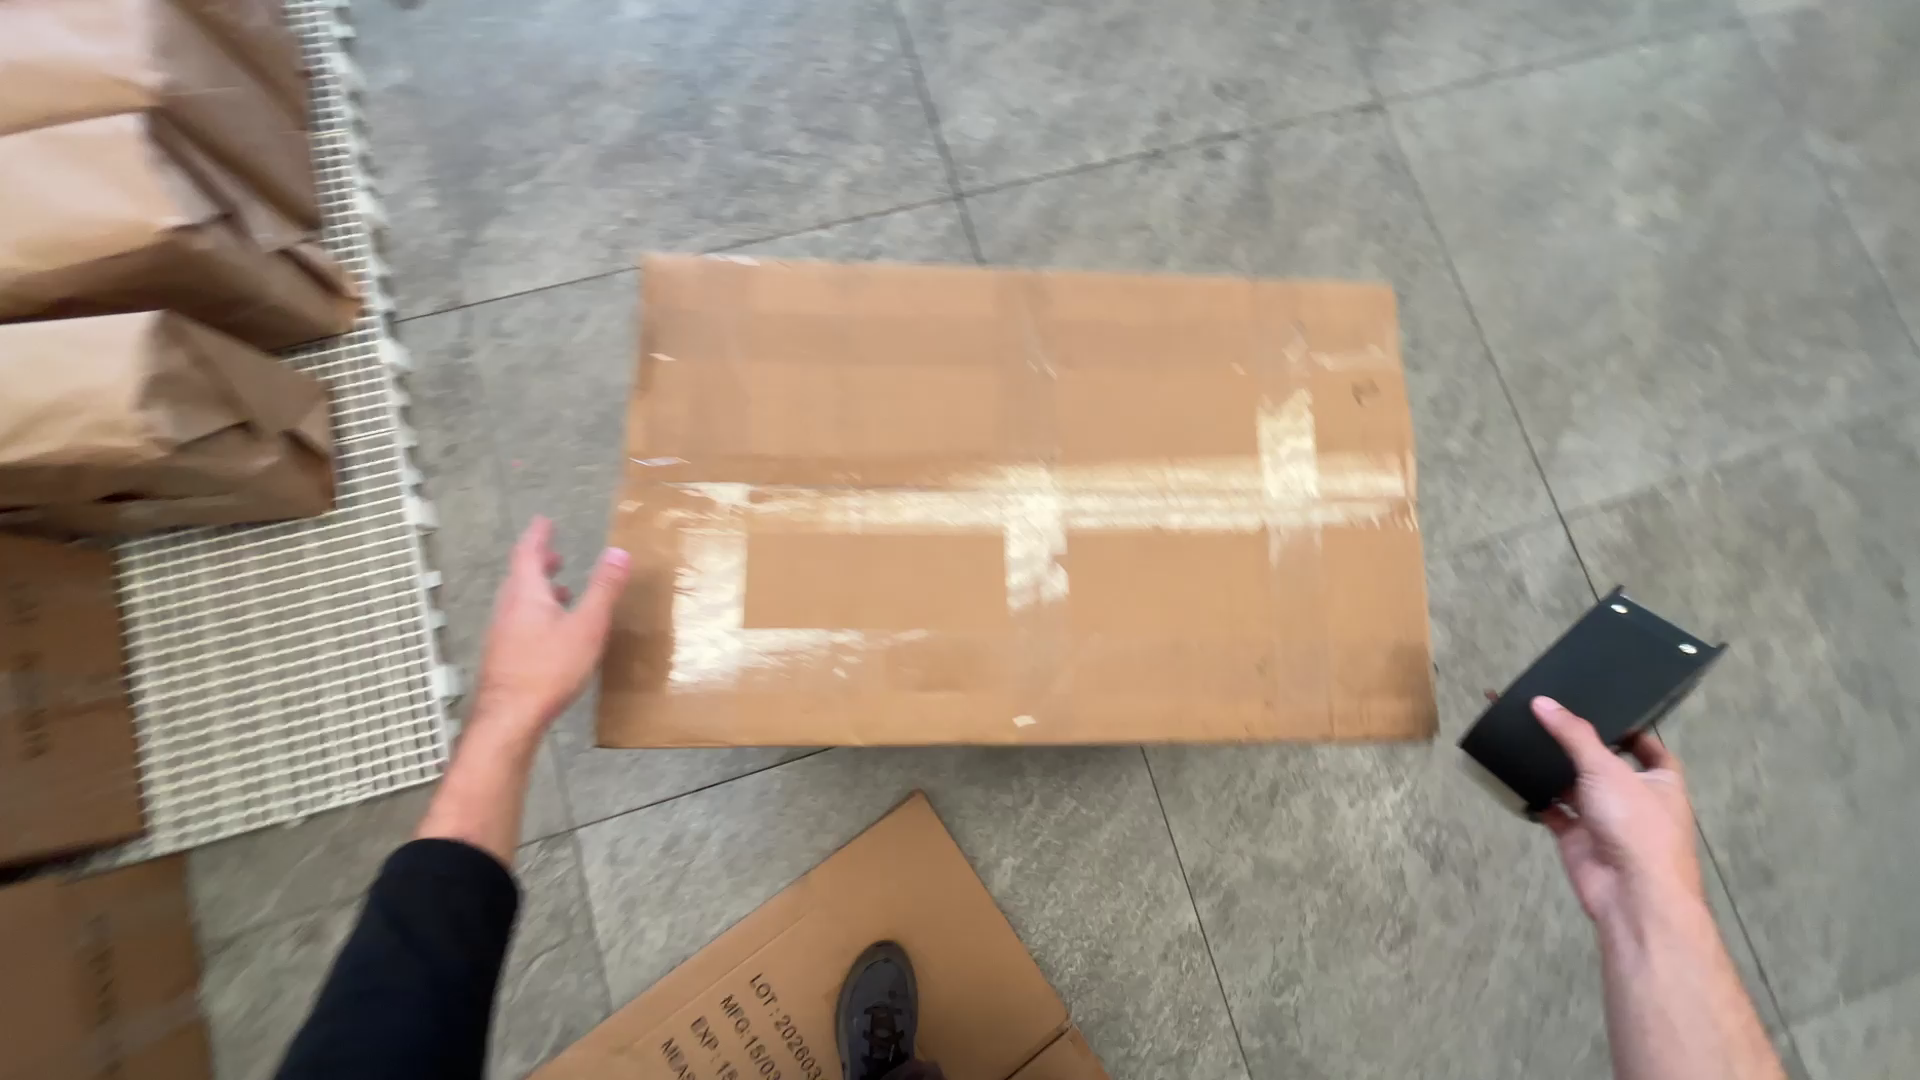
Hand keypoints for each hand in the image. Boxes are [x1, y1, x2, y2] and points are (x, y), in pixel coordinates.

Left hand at [468, 517, 629, 747]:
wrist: (510, 717)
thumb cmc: (550, 668)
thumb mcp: (587, 625)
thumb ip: (603, 588)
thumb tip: (619, 551)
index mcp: (526, 595)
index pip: (528, 554)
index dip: (537, 536)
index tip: (544, 521)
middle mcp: (509, 609)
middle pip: (520, 577)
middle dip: (538, 562)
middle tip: (555, 553)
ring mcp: (503, 633)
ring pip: (520, 601)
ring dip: (539, 588)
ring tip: (562, 589)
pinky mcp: (505, 655)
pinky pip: (520, 620)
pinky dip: (537, 611)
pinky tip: (553, 630)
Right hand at [1533, 696, 1703, 927]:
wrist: (1630, 892)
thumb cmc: (1636, 825)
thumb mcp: (1606, 770)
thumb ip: (1573, 735)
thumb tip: (1542, 701)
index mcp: (1661, 784)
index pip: (1651, 751)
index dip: (1631, 732)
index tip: (1600, 712)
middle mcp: (1635, 800)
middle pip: (1605, 765)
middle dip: (1578, 747)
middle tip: (1545, 719)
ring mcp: (1605, 819)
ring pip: (1575, 787)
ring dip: (1553, 769)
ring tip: (1521, 739)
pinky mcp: (1578, 836)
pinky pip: (1553, 809)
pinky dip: (1535, 795)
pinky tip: (1512, 775)